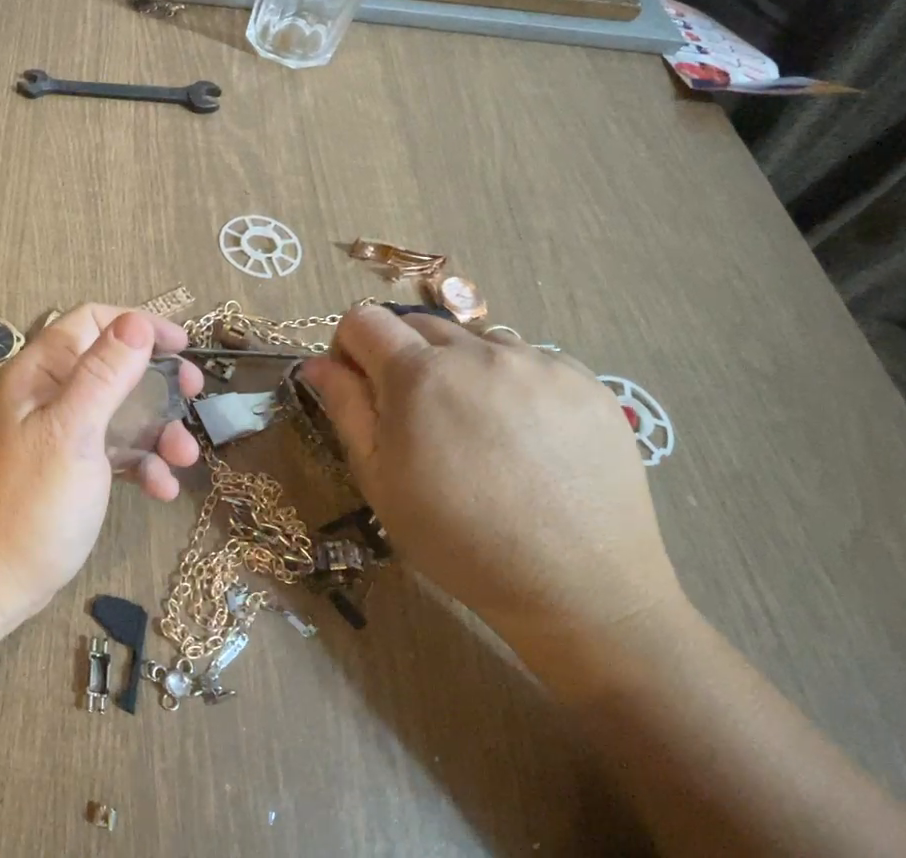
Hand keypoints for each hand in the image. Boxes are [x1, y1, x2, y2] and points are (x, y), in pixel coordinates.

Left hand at [0, 305, 203, 625]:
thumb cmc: (30, 502)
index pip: (90, 323)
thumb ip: (104, 374)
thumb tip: (136, 321)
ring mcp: (58, 435)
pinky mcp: (69, 472)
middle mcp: (47, 396)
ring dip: (157, 430)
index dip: (137, 325)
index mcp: (39, 374)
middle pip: (111, 367)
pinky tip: (163, 490)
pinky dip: (141, 465)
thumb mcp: (72, 432)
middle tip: (192, 397)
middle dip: (156, 381)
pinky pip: (113, 453)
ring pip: (119, 413)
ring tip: (187, 457)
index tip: (182, 346)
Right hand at [301, 305, 684, 643]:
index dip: (349, 348)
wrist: (578, 585)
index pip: (364, 319)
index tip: (359, 388)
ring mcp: (539, 363)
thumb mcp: (379, 479)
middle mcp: (479, 352)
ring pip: (476, 342)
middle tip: (414, 417)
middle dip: (402, 357)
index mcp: (418, 375)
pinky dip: (510, 384)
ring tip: (475, 430)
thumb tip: (318, 363)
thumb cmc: (456, 538)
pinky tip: (523, 439)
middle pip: (418, 324)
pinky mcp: (587, 383)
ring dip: (459, 369)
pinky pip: (530, 362)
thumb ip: (345, 409)